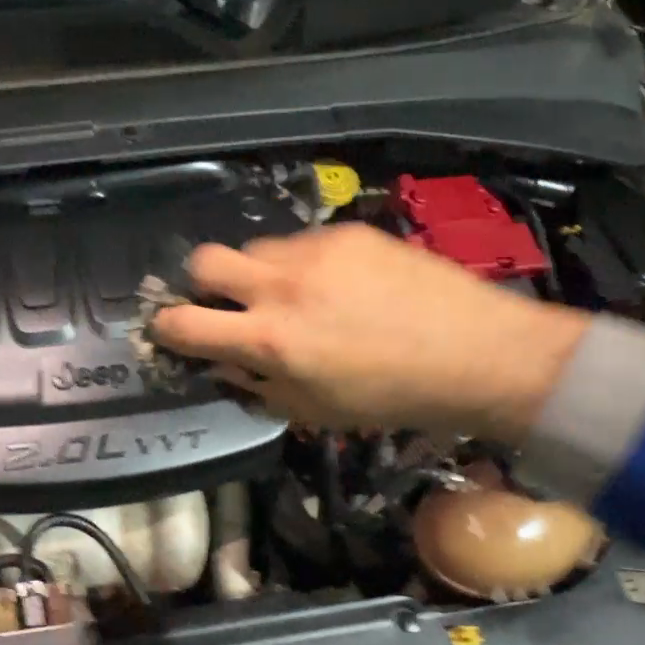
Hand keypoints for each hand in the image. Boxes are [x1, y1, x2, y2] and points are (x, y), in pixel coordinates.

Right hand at [150, 224, 590, 441]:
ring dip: (256, 272)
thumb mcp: (312, 410)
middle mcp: (282, 287)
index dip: (164, 327)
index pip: (182, 323)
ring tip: (292, 294)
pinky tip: (337, 284)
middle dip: (200, 283)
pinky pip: (299, 242)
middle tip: (226, 303)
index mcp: (271, 340)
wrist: (480, 353)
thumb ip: (254, 384)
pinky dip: (301, 264)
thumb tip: (219, 361)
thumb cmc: (392, 397)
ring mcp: (315, 252)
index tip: (170, 330)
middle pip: (202, 261)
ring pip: (253, 248)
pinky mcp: (345, 233)